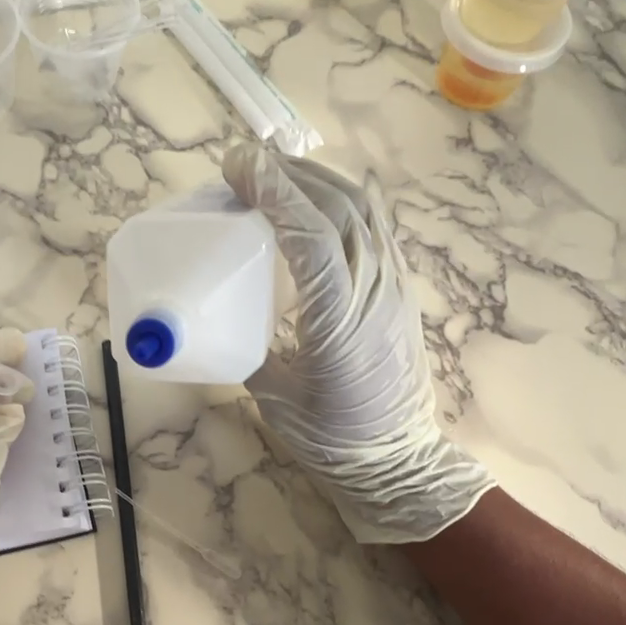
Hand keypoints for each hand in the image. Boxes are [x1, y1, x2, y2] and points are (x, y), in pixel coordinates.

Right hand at [223, 143, 494, 543]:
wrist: (398, 461)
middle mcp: (374, 292)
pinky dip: (343, 203)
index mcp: (339, 322)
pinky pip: (376, 229)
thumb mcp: (275, 397)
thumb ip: (251, 350)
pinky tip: (317, 203)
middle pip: (341, 208)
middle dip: (291, 175)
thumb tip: (225, 318)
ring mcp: (394, 287)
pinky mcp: (400, 290)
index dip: (276, 193)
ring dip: (318, 182)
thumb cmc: (332, 439)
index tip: (238, 165)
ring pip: (364, 211)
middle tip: (245, 163)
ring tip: (276, 173)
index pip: (313, 236)